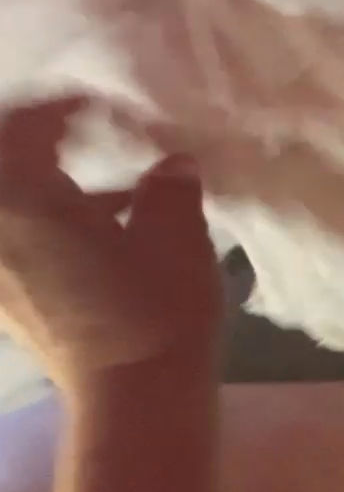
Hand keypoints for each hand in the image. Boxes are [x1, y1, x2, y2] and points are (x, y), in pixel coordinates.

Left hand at [0, 100, 219, 391]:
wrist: (133, 385)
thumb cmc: (158, 306)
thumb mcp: (179, 240)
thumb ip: (169, 190)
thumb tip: (173, 160)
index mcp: (20, 193)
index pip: (23, 124)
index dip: (65, 107)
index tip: (106, 105)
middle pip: (4, 162)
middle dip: (41, 144)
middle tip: (91, 140)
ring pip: (11, 201)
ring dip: (46, 185)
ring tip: (106, 192)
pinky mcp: (0, 287)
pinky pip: (13, 234)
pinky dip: (45, 220)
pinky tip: (96, 234)